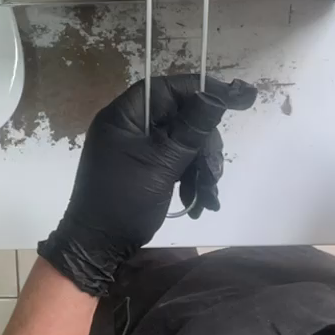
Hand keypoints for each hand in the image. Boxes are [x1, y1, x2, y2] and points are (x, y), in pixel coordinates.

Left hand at [38, 74, 256, 294]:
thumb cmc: (124, 201)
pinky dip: (190, 178)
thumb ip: (192, 127)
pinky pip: (175, 161)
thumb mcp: (162, 163)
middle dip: (204, 146)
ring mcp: (136, 148)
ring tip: (207, 196)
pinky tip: (200, 202)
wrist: (98, 247)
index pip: (167, 87)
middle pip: (181, 117)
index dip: (201, 90)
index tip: (236, 97)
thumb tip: (217, 94)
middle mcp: (129, 126)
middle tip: (214, 173)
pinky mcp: (144, 168)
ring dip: (200, 168)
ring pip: (183, 142)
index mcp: (124, 116)